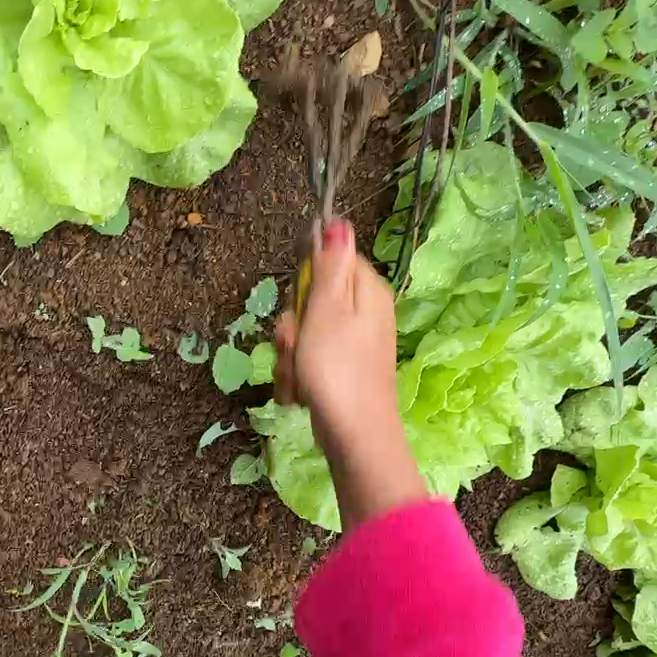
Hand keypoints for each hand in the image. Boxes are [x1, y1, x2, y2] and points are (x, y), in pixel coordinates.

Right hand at [274, 219, 428, 527]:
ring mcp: (354, 345)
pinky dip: (297, 376)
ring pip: (304, 335)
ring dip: (289, 356)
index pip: (331, 263)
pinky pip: (309, 361)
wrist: (353, 435)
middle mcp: (365, 314)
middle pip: (312, 301)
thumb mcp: (326, 311)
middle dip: (292, 327)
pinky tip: (299, 392)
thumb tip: (337, 222)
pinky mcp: (342, 371)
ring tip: (296, 376)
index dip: (304, 283)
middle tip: (294, 345)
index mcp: (367, 292)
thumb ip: (329, 266)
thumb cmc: (336, 371)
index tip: (297, 305)